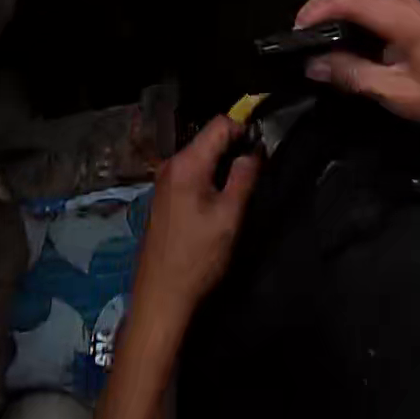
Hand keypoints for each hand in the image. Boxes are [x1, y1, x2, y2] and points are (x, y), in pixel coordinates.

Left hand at [132, 117, 259, 316]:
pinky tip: (216, 202)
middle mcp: (171, 164)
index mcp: (187, 163)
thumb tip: (254, 150)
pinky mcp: (163, 195)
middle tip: (253, 174)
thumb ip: (243, 177)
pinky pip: (190, 172)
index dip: (243, 130)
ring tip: (237, 191)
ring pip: (200, 156)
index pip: (218, 124)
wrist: (161, 294)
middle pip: (208, 139)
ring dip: (220, 165)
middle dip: (232, 149)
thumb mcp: (229, 216)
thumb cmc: (198, 256)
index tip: (259, 151)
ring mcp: (164, 179)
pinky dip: (207, 177)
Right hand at [296, 0, 419, 126]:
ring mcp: (401, 2)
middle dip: (315, 7)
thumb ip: (352, 74)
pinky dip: (341, 12)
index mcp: (397, 14)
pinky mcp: (402, 10)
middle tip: (299, 38)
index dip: (314, 11)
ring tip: (312, 38)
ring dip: (327, 9)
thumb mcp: (396, 92)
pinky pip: (362, 0)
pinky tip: (336, 36)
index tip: (296, 36)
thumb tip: (312, 65)